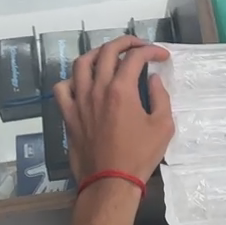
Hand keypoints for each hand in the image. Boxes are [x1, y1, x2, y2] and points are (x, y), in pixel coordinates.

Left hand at [55, 36, 173, 197]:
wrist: (110, 182)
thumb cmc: (139, 156)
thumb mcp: (163, 126)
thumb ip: (161, 97)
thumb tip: (153, 79)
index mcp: (122, 90)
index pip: (135, 57)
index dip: (151, 50)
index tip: (161, 55)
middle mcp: (97, 89)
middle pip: (107, 51)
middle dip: (125, 42)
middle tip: (138, 46)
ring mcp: (79, 101)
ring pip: (81, 64)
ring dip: (97, 53)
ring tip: (109, 56)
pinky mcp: (68, 114)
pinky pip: (62, 88)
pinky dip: (72, 80)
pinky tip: (83, 83)